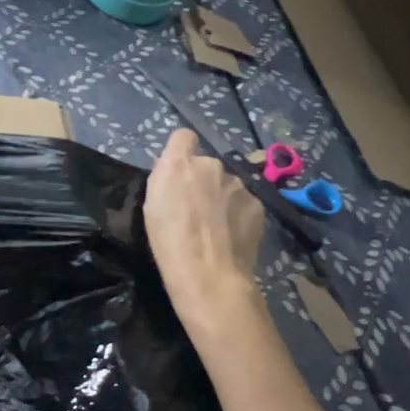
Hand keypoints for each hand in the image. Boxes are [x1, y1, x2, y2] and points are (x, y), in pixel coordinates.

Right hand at [143, 129, 266, 328]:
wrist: (210, 275)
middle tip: (198, 208)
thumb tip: (173, 169)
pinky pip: (245, 202)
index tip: (180, 170)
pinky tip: (234, 235)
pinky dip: (240, 213)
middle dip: (204, 180)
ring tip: (218, 227)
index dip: (182, 150)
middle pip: (207, 164)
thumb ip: (164, 178)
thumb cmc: (169, 241)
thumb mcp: (152, 204)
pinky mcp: (258, 203)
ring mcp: (237, 184)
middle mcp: (211, 165)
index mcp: (179, 163)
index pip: (183, 136)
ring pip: (228, 184)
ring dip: (223, 197)